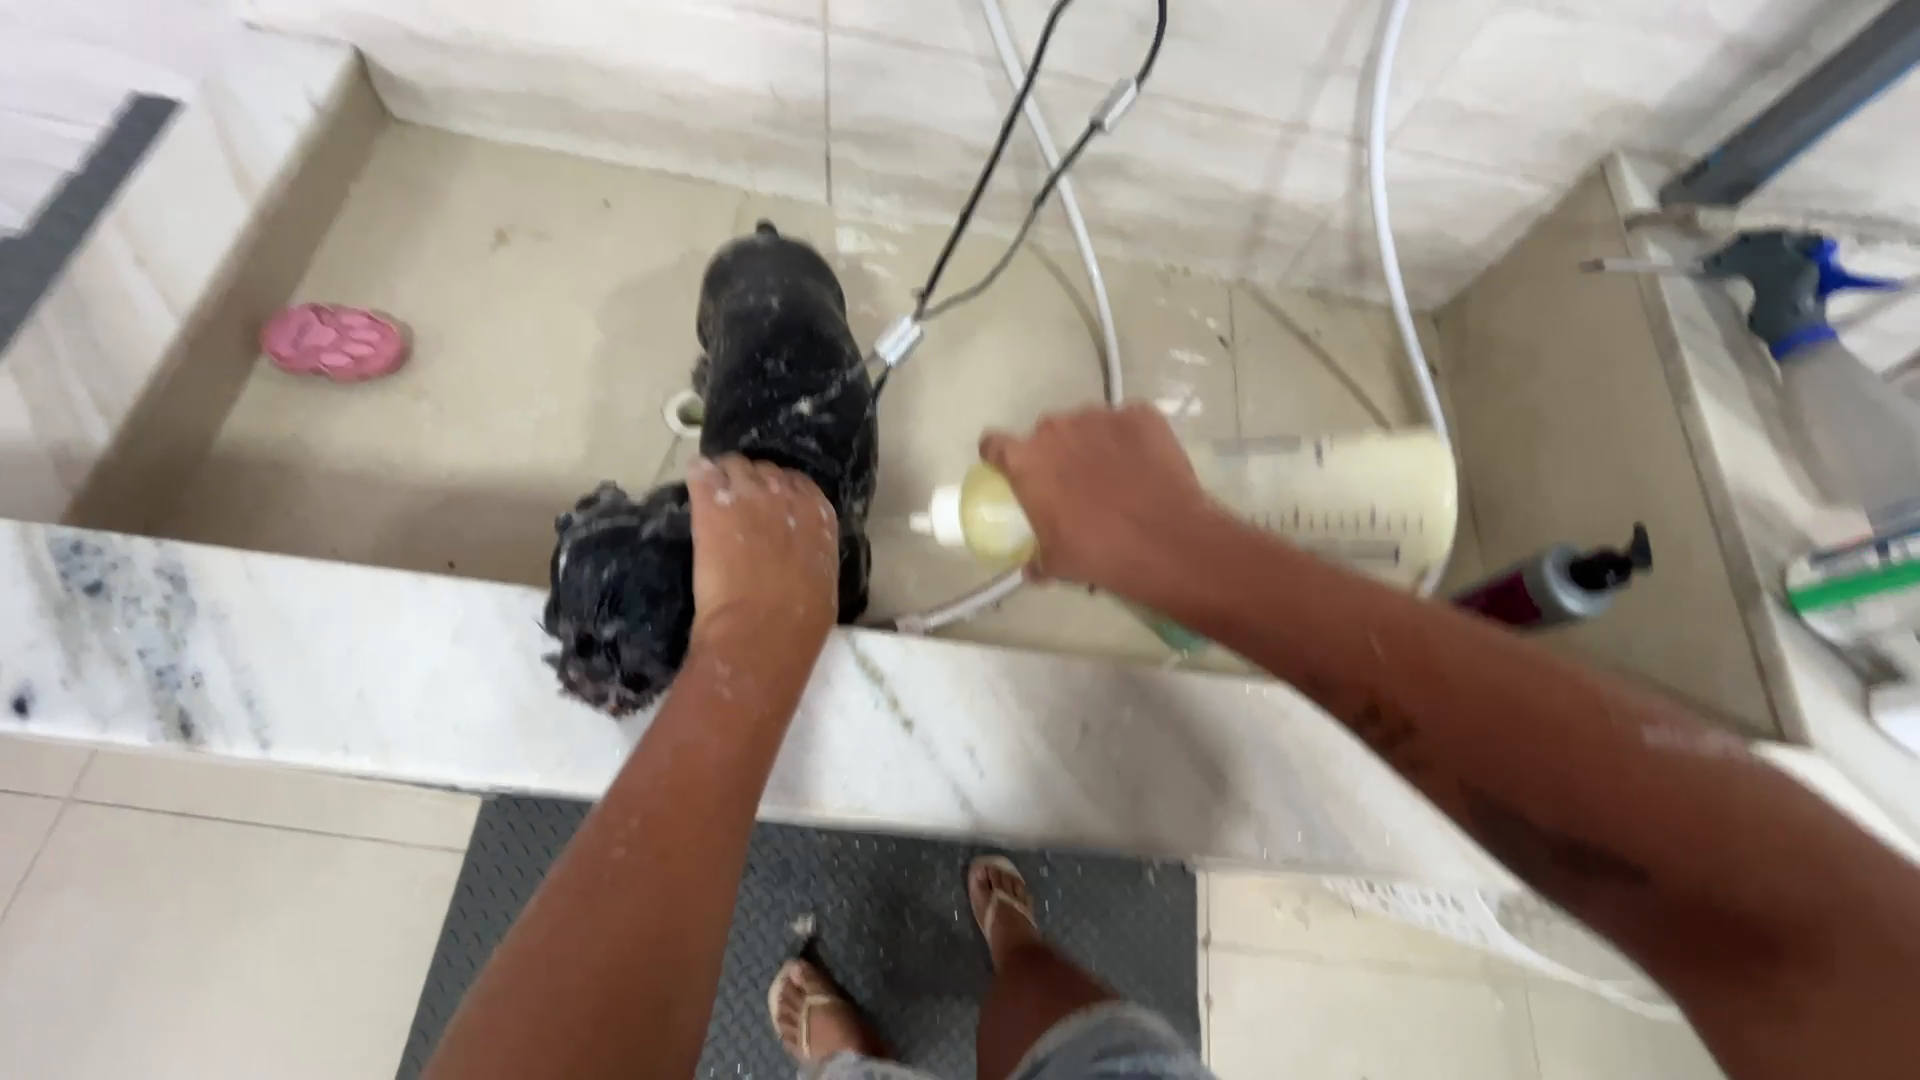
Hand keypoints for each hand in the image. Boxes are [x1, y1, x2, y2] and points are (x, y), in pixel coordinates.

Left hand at [686, 455, 838, 652]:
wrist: (762, 627)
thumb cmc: (801, 617)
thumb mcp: (824, 578)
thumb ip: (814, 550)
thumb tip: (802, 550)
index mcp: (818, 511)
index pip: (797, 482)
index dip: (781, 493)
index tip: (771, 508)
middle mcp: (785, 492)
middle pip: (765, 470)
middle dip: (753, 484)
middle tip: (740, 507)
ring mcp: (748, 493)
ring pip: (732, 465)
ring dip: (725, 478)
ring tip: (715, 496)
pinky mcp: (711, 502)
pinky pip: (700, 471)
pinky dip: (697, 475)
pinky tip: (694, 484)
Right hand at [980, 403, 1218, 593]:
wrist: (1168, 542)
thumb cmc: (1100, 553)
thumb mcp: (1057, 564)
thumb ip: (1037, 559)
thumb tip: (1032, 567)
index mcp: (1027, 461)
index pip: (994, 445)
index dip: (1001, 458)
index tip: (1013, 473)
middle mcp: (1057, 429)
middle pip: (1046, 435)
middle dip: (1054, 454)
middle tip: (1072, 484)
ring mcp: (1101, 417)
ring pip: (1086, 426)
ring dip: (1092, 445)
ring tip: (1114, 477)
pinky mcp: (1141, 415)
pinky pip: (1126, 424)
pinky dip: (1129, 441)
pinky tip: (1143, 467)